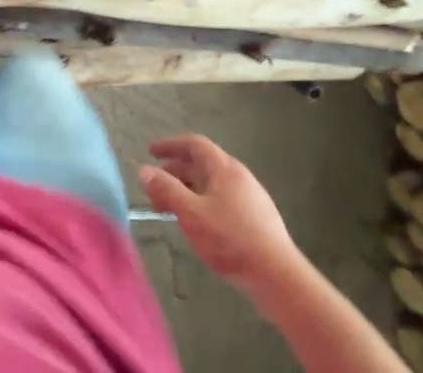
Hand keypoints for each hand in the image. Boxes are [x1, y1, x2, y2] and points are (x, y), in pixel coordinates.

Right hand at [139, 134, 301, 291]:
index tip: (150, 152)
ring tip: (170, 209)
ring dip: (187, 191)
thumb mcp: (190, 212)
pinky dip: (202, 204)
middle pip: (203, 165)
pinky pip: (223, 202)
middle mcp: (240, 179)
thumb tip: (144, 170)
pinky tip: (196, 224)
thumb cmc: (230, 239)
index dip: (171, 145)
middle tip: (154, 187)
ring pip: (212, 186)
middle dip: (175, 173)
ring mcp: (252, 200)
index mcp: (225, 170)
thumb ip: (165, 189)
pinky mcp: (258, 221)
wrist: (278, 277)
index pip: (195, 145)